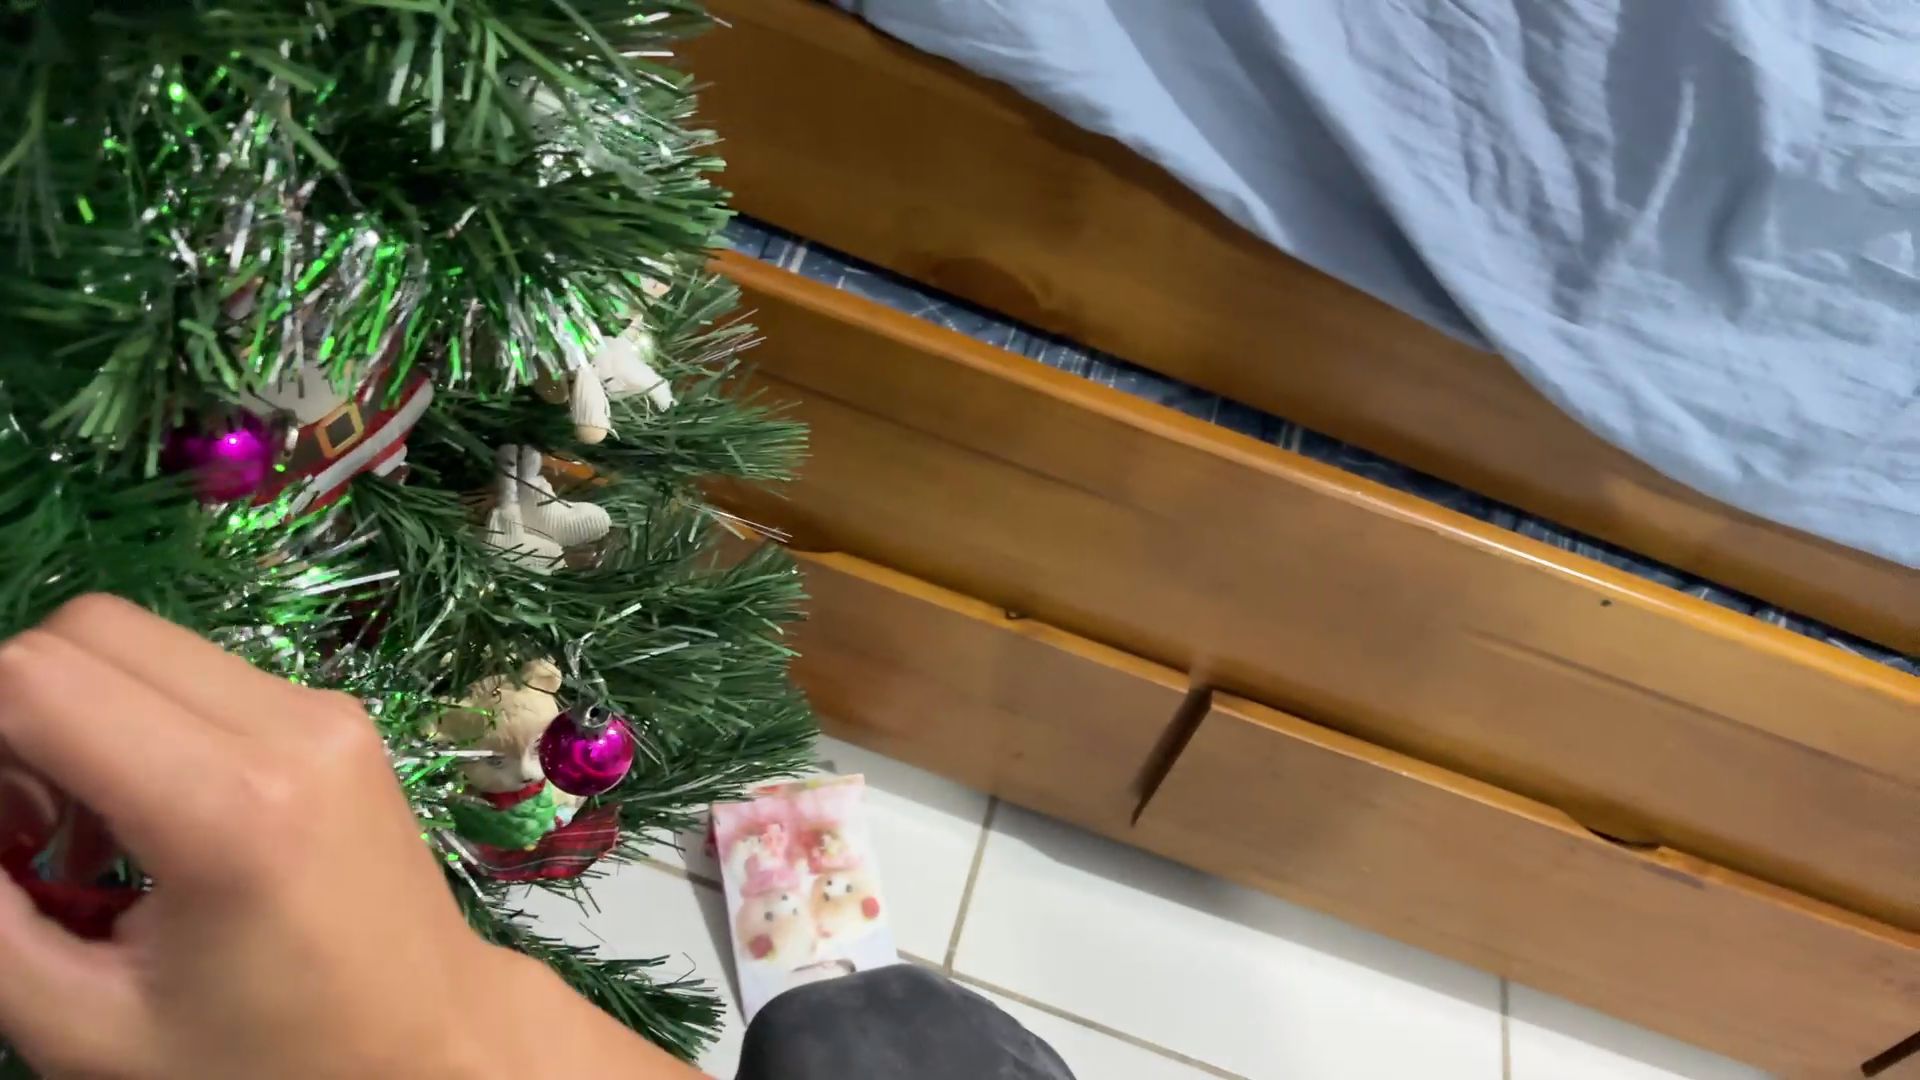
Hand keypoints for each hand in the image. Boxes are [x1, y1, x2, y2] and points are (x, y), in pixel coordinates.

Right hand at [0, 595, 702, 1079]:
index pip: (40, 675)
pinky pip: (213, 676)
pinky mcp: (346, 720)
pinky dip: (147, 715)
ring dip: (80, 707)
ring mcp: (334, 712)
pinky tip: (145, 805)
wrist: (426, 1017)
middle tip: (10, 818)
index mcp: (235, 798)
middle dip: (11, 703)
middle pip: (98, 630)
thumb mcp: (82, 1016)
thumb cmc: (265, 1048)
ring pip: (156, 646)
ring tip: (71, 823)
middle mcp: (299, 725)